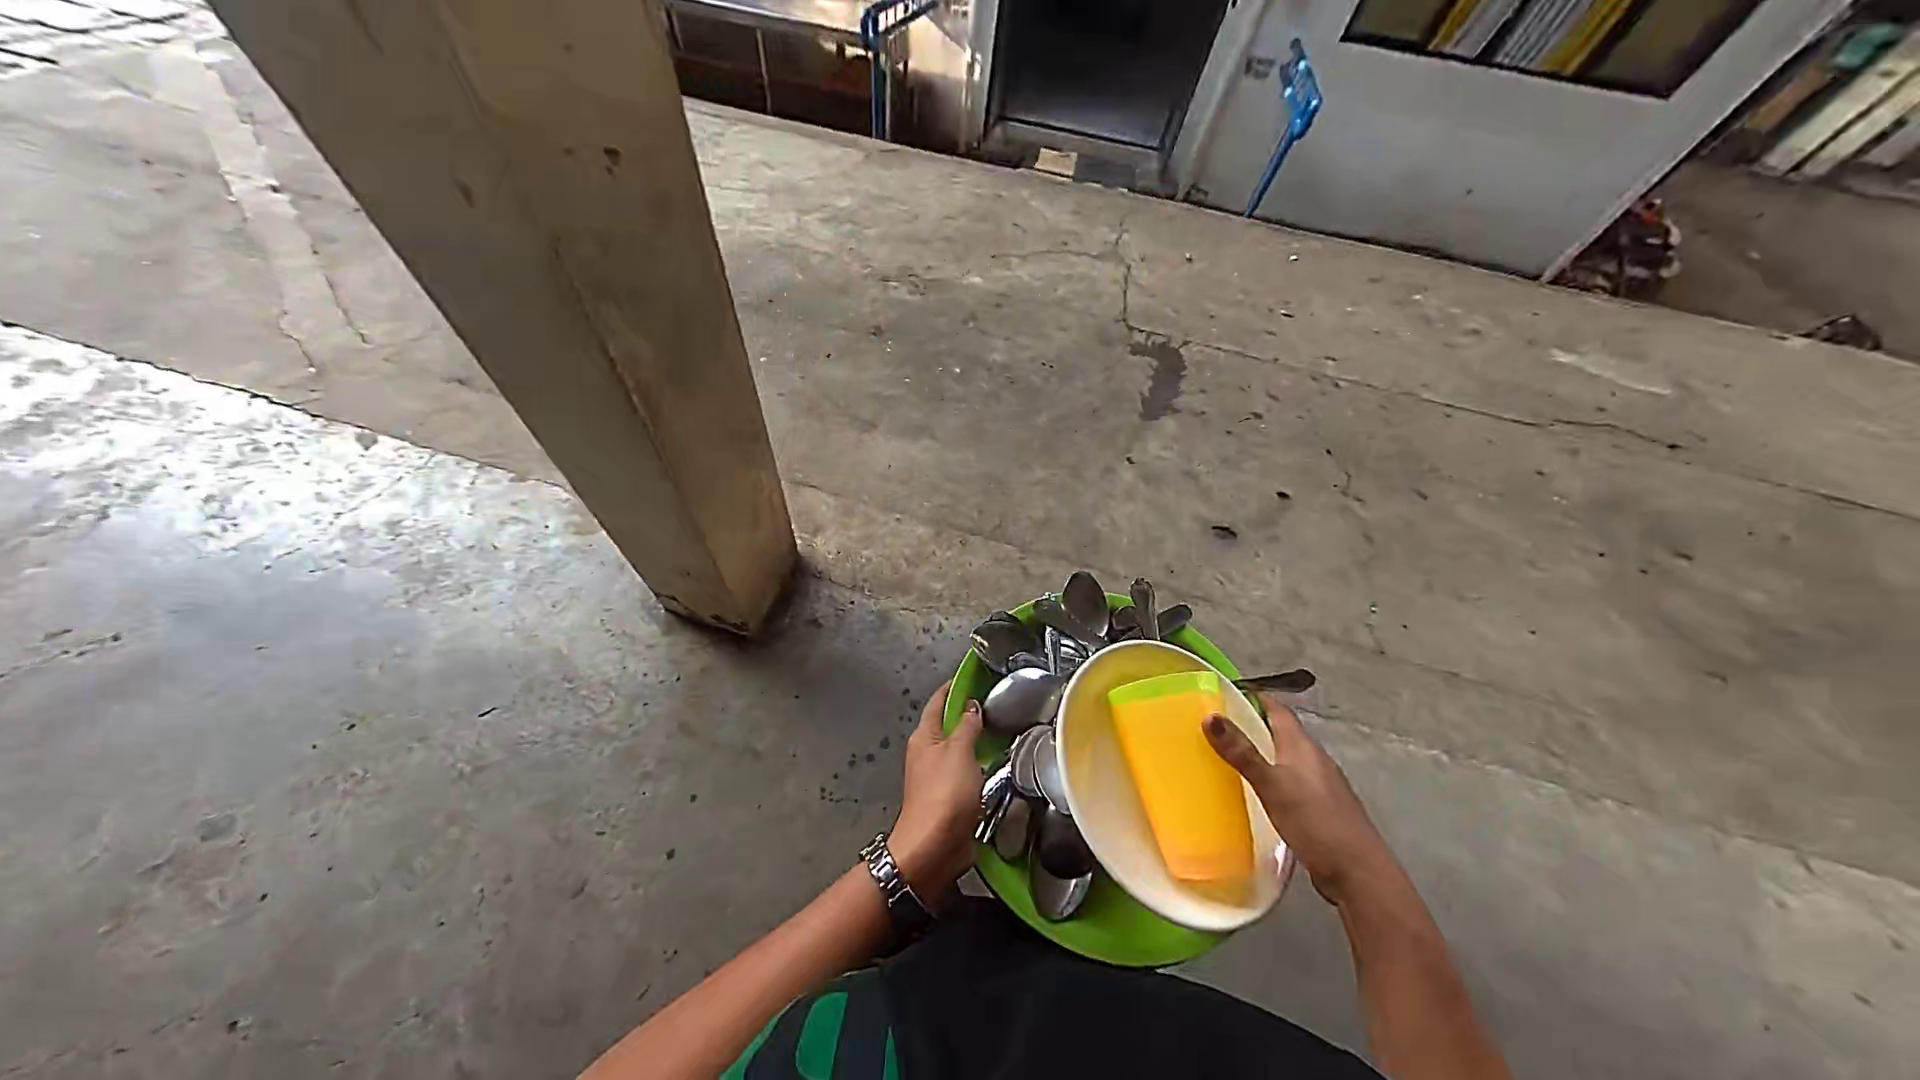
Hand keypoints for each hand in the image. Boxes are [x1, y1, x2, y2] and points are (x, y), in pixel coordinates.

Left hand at [888, 681, 983, 902]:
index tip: (970, 677)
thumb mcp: (958, 751)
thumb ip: (966, 726)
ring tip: (1000, 731)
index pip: (937, 702)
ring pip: (958, 750)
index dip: (952, 688)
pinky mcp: (949, 798)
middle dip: (966, 714)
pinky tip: (995, 766)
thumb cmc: (943, 794)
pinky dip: (979, 765)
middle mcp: (927, 754)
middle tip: (993, 704)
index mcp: (924, 737)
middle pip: (947, 725)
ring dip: (975, 741)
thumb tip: (971, 707)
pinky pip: (966, 773)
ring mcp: (937, 777)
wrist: (934, 846)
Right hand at [1203, 696, 1396, 904]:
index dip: (1255, 697)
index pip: (1278, 709)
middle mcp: (1314, 759)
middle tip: (1218, 725)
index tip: (1225, 692)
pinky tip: (1256, 792)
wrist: (1359, 874)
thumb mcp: (1272, 784)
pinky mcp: (1321, 809)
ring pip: (1286, 758)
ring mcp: (1320, 785)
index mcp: (1302, 746)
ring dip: (1262, 752)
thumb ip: (1241, 752)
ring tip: (1229, 756)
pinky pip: (1290, 781)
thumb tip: (1210, 716)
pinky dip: (1271, 777)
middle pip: (1281, 732)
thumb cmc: (1315, 821)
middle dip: (1253, 724)